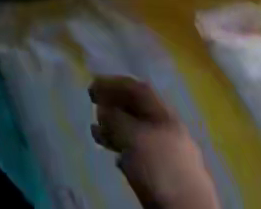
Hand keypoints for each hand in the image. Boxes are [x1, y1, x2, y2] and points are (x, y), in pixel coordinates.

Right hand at [91, 76, 220, 208]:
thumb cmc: (161, 169)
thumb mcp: (134, 138)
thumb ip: (115, 119)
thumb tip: (102, 109)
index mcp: (165, 115)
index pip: (138, 89)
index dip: (115, 83)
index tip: (93, 84)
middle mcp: (167, 130)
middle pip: (137, 110)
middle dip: (113, 105)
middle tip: (93, 105)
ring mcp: (167, 154)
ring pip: (136, 133)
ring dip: (114, 129)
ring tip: (95, 132)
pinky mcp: (163, 176)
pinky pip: (138, 155)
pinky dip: (123, 150)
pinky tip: (114, 157)